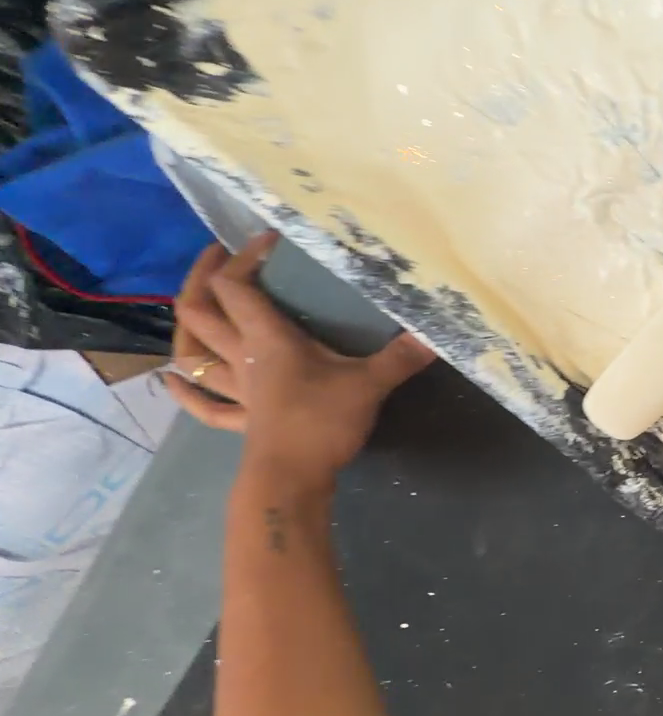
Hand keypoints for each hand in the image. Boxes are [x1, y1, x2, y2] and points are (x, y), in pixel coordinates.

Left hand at [164, 233, 436, 491]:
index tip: (269, 242)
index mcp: (266, 339)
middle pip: (199, 309)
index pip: (238, 288)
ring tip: (196, 306)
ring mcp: (236, 389)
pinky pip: (205, 402)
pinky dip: (186, 389)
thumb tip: (433, 335)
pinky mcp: (242, 418)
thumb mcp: (370, 384)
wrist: (294, 473)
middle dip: (203, 278)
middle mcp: (240, 356)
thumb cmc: (323, 421)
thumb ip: (399, 358)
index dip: (245, 259)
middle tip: (219, 257)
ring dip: (187, 326)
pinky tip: (175, 379)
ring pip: (192, 351)